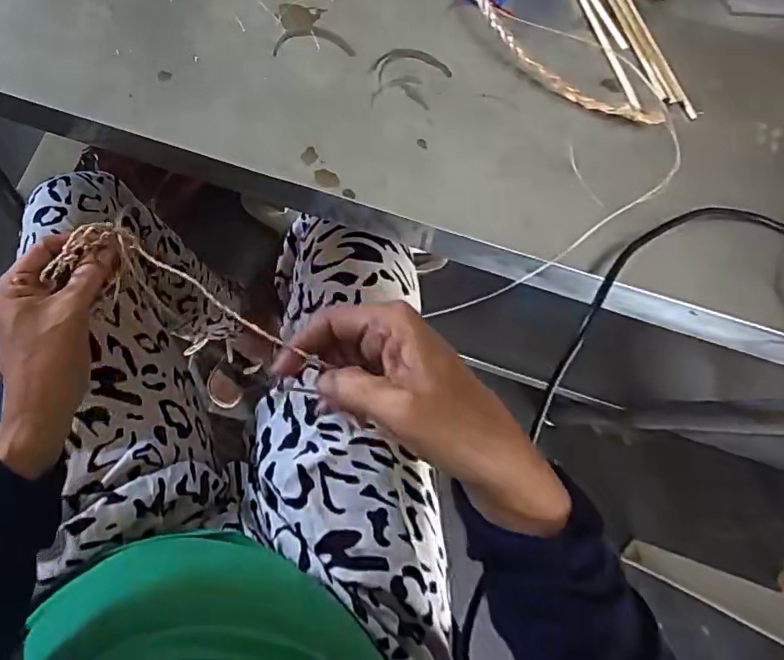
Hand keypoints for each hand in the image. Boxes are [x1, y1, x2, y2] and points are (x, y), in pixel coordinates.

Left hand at [0, 235, 115, 478]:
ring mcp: (34, 313)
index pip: (46, 248)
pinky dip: (88, 292)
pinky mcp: (49, 328)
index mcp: (12, 286)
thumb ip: (89, 275)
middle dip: (88, 257)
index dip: (77, 240)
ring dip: (91, 275)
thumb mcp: (71, 311)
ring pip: (66, 282)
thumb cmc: (48, 361)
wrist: (40, 416)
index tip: (109, 238)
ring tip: (120, 267)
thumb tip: (110, 246)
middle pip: (57, 264)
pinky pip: (69, 300)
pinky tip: (109, 288)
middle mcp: (19, 295)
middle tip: (120, 252)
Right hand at [273, 303, 571, 536]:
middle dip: (318, 363)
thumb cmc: (454, 429)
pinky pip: (369, 379)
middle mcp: (395, 331)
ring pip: (352, 360)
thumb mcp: (395, 409)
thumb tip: (316, 381)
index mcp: (393, 323)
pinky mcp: (408, 381)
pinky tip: (355, 417)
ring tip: (333, 411)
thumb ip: (348, 388)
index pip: (333, 319)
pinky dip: (355, 395)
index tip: (279, 372)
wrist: (504, 465)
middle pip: (340, 336)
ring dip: (337, 383)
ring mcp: (402, 356)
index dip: (302, 343)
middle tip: (295, 394)